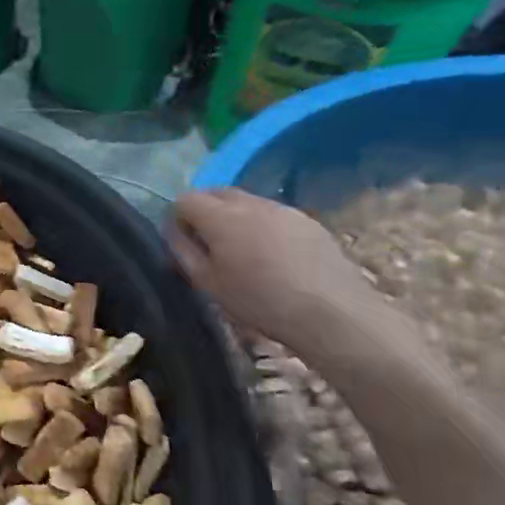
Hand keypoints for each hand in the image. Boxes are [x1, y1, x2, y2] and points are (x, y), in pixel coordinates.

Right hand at [170, 188, 387, 353]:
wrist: (331, 310)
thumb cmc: (259, 301)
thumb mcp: (208, 284)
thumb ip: (184, 252)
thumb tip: (174, 232)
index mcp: (220, 217)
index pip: (185, 199)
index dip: (178, 219)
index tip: (185, 246)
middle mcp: (251, 203)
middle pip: (216, 193)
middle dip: (205, 213)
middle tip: (209, 247)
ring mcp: (283, 208)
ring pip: (246, 203)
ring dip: (235, 219)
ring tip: (243, 254)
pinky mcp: (307, 220)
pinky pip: (272, 215)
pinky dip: (263, 228)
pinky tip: (274, 259)